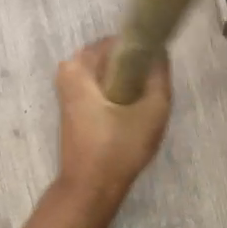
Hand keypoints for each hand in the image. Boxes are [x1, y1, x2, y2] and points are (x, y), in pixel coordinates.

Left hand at [52, 38, 170, 211]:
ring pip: (106, 71)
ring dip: (127, 81)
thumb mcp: (153, 110)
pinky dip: (117, 92)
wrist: (91, 187)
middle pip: (111, 55)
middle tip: (152, 90)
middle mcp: (68, 72)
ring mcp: (67, 90)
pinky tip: (130, 114)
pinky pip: (99, 86)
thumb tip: (160, 53)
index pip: (118, 40)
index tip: (158, 69)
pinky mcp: (72, 106)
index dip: (142, 50)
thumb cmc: (120, 147)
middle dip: (134, 66)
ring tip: (143, 104)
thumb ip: (159, 76)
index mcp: (80, 66)